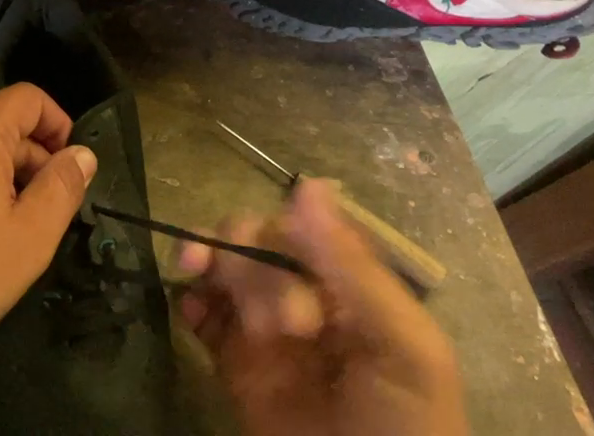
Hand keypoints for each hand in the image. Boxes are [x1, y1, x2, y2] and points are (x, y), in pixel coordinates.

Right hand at [178, 182, 467, 435]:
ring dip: (209, 266)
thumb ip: (354, 267)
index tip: (268, 251)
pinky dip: (187, 300)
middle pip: (256, 242)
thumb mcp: (403, 348)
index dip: (280, 231)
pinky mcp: (233, 362)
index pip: (303, 226)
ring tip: (199, 290)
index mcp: (351, 284)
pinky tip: (188, 309)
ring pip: (224, 268)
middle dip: (251, 266)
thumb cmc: (406, 429)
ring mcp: (265, 329)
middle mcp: (305, 295)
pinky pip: (200, 314)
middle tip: (272, 325)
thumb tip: (307, 183)